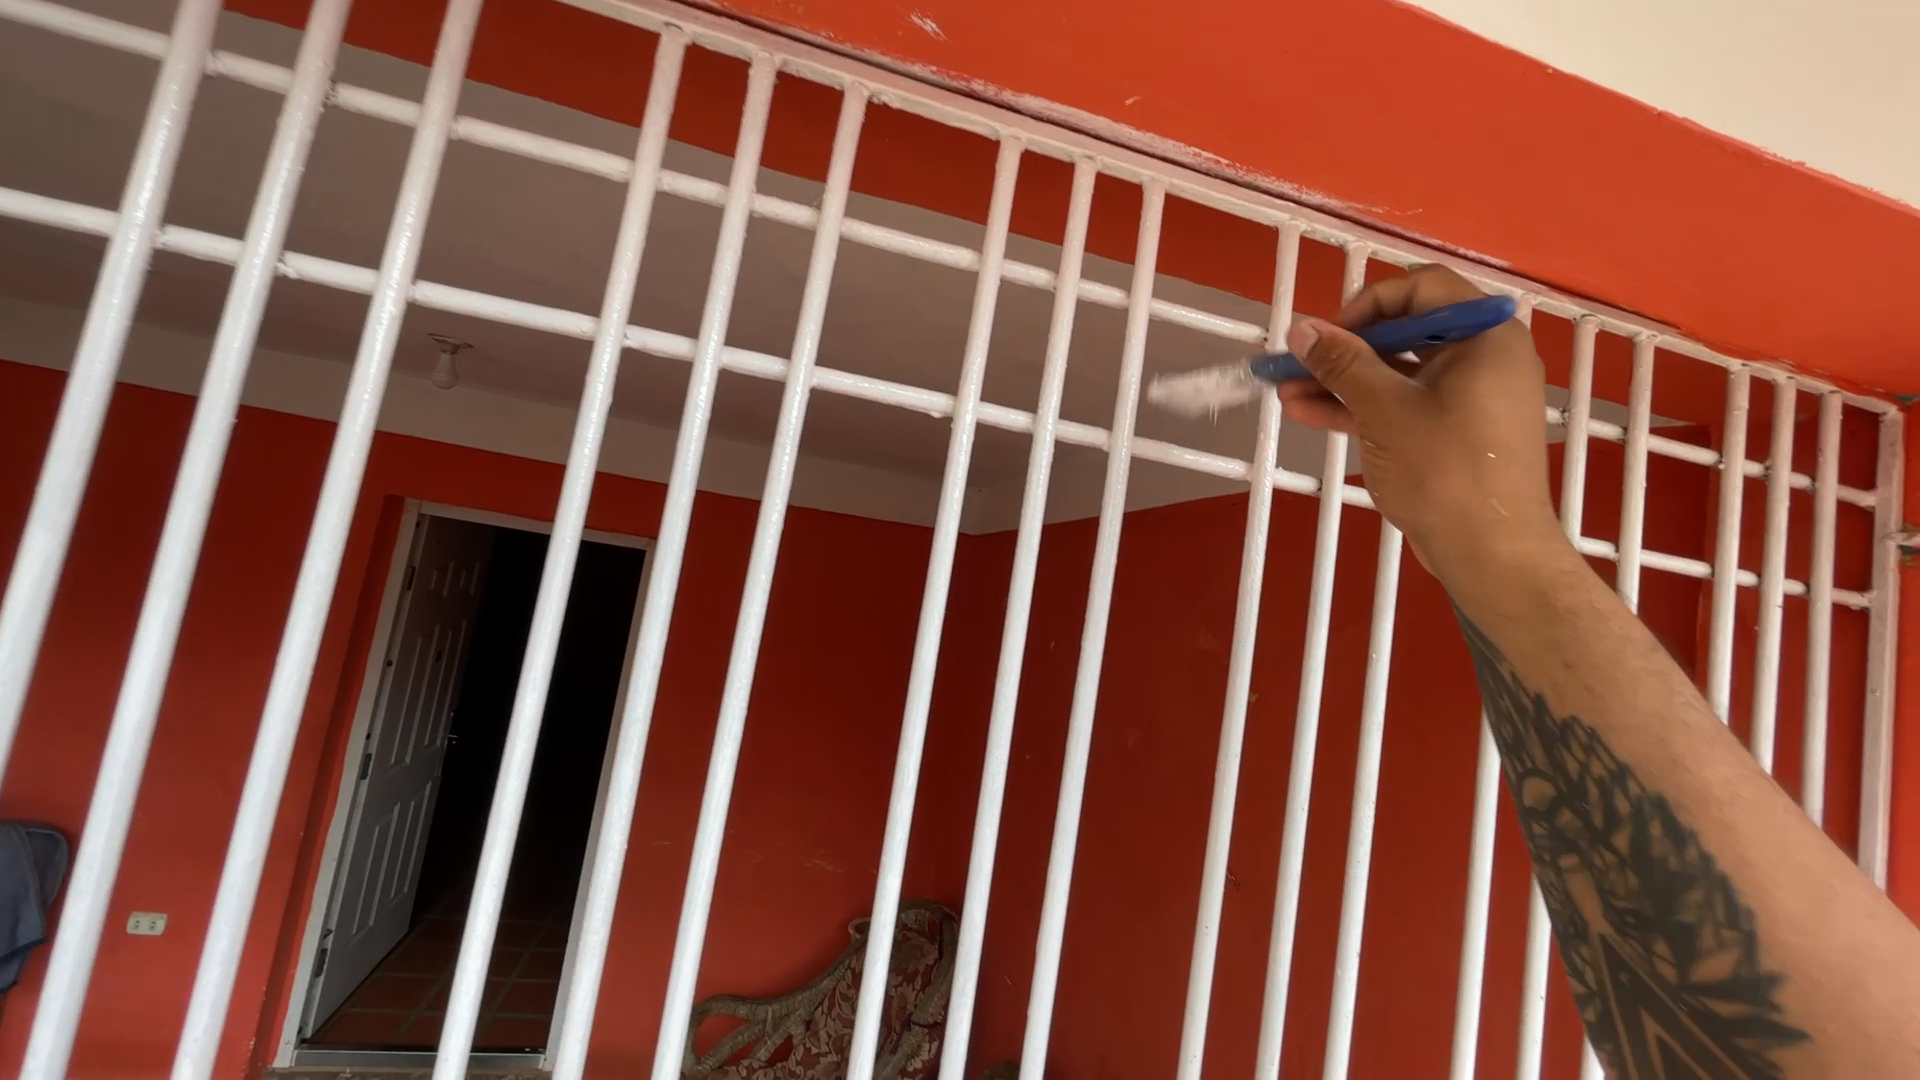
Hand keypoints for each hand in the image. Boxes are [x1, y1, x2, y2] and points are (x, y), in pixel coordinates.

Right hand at [1277, 264, 1568, 582]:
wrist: (1489, 550)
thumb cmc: (1444, 470)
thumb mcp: (1385, 410)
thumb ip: (1342, 364)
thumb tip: (1302, 330)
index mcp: (1484, 336)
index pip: (1421, 288)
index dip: (1366, 304)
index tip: (1325, 336)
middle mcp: (1481, 356)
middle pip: (1404, 331)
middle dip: (1343, 348)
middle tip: (1297, 364)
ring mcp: (1466, 396)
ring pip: (1395, 372)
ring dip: (1341, 381)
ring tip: (1287, 392)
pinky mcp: (1451, 430)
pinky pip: (1401, 403)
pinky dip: (1360, 406)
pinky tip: (1310, 412)